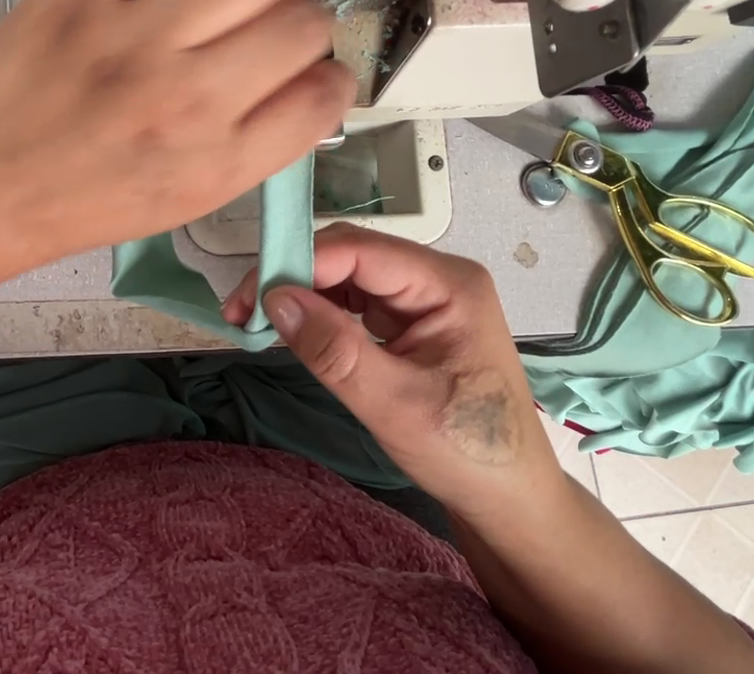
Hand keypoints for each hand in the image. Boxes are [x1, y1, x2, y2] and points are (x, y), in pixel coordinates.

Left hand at [0, 0, 353, 296]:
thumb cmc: (73, 201)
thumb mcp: (180, 201)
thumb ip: (250, 144)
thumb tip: (301, 81)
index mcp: (216, 163)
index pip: (324, 95)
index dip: (329, 77)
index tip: (309, 71)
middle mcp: (186, 97)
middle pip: (302, 22)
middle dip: (300, 23)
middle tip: (268, 27)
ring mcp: (133, 35)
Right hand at [223, 223, 561, 513]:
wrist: (510, 501)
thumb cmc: (466, 454)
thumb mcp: (395, 405)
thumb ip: (334, 349)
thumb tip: (274, 298)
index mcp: (448, 284)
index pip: (358, 251)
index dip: (298, 264)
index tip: (247, 300)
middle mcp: (436, 278)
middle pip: (350, 255)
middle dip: (293, 276)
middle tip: (243, 313)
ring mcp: (424, 298)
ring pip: (347, 275)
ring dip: (301, 293)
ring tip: (258, 323)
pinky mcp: (411, 320)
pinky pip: (355, 300)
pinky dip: (319, 312)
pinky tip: (293, 330)